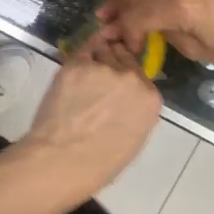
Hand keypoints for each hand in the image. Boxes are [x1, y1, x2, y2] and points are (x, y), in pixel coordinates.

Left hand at [20, 33, 163, 184]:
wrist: (64, 159)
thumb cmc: (100, 163)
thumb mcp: (133, 139)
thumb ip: (134, 111)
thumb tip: (125, 102)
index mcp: (150, 99)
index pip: (140, 75)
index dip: (127, 75)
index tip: (117, 80)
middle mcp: (131, 78)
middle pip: (123, 57)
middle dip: (113, 62)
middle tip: (99, 73)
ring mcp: (104, 68)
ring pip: (102, 50)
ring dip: (96, 56)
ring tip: (84, 72)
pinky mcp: (77, 64)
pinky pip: (81, 50)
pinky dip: (79, 56)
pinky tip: (74, 66)